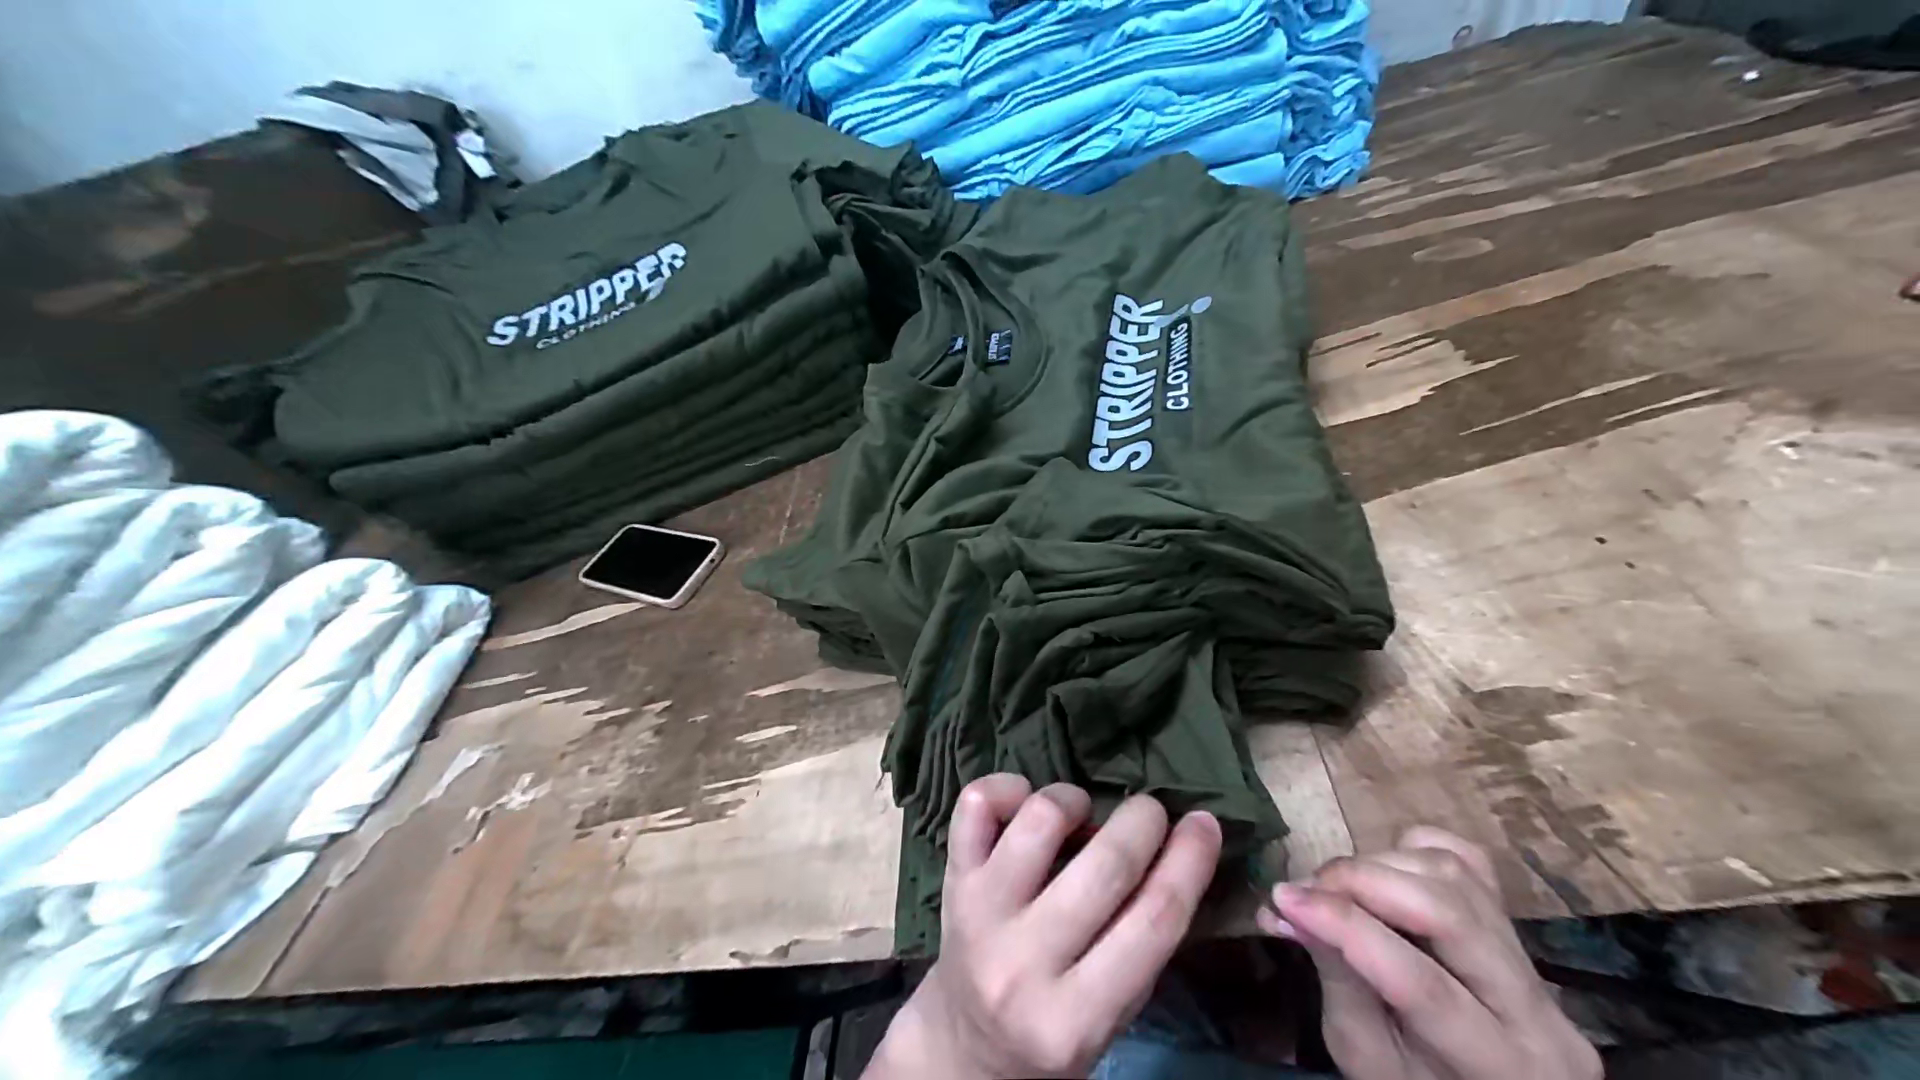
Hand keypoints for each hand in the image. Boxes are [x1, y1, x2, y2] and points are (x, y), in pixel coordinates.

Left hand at [865, 775, 1222, 1079]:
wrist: (965, 1040)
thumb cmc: (1052, 1026)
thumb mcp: (1111, 1013)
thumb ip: (1144, 941)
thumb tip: (1183, 845)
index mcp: (1075, 1017)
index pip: (1152, 923)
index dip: (1189, 862)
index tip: (1205, 823)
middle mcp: (1023, 963)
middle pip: (1105, 866)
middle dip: (1143, 821)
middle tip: (1150, 812)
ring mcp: (980, 913)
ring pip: (1040, 821)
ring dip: (1074, 800)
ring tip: (1082, 812)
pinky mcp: (953, 876)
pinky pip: (977, 804)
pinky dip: (1008, 785)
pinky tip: (1025, 801)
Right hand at [1260, 827, 1601, 1079]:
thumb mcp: (1363, 1055)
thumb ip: (1334, 977)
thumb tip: (1287, 907)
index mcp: (1501, 1065)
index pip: (1421, 982)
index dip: (1343, 927)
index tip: (1281, 899)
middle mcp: (1537, 1009)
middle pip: (1447, 912)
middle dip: (1359, 882)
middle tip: (1305, 888)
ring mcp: (1529, 956)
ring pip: (1452, 874)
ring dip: (1375, 865)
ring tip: (1334, 888)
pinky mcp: (1512, 918)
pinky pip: (1467, 859)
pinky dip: (1411, 851)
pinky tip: (1382, 873)